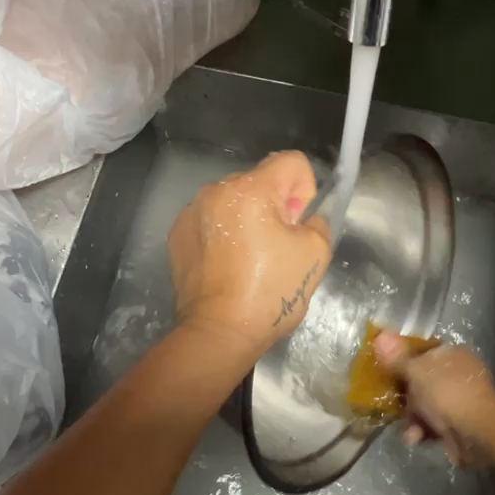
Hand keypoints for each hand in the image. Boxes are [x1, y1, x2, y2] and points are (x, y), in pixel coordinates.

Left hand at [167, 151, 331, 370]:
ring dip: (245, 219)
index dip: (304, 189)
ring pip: (233, 202)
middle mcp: (217, 190)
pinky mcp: (177, 234)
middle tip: (276, 247)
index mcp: (251, 189)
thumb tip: (302, 218)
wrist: (218, 332)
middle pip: (259, 181)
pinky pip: (210, 221)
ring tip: (249, 260)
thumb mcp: (315, 255)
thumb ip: (317, 223)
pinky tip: (226, 266)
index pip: (291, 162)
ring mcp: (192, 211)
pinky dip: (222, 235)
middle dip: (273, 206)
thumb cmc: (269, 292)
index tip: (298, 223)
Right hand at [374, 335, 494, 464]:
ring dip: (412, 417)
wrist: (477, 432)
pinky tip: (415, 438)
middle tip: (392, 402)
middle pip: (422, 380)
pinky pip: (433, 424)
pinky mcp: (459, 424)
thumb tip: (381, 335)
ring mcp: (460, 400)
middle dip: (406, 395)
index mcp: (452, 353)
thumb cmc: (446, 393)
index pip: (424, 352)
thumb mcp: (416, 371)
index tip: (386, 372)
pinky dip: (422, 431)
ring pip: (425, 405)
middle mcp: (458, 374)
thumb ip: (397, 357)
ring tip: (407, 428)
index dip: (403, 360)